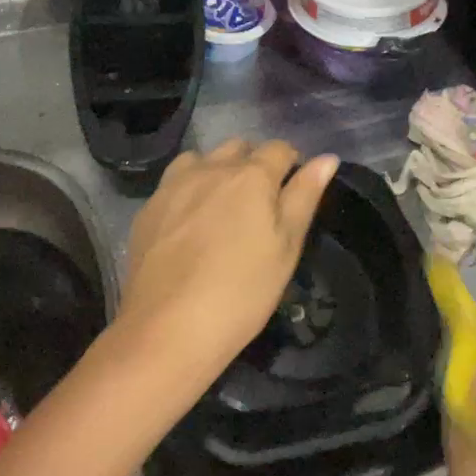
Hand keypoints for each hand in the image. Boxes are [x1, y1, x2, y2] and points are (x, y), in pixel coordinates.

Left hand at [116, 139, 337, 380]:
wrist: (168, 328)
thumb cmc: (242, 292)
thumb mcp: (286, 248)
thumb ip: (305, 196)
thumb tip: (326, 158)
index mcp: (252, 175)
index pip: (280, 149)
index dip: (291, 166)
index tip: (291, 194)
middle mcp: (212, 168)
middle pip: (240, 148)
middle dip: (253, 164)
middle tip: (259, 206)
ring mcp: (175, 184)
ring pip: (204, 159)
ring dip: (218, 171)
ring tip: (221, 210)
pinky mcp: (149, 206)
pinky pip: (176, 182)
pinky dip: (189, 190)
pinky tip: (189, 224)